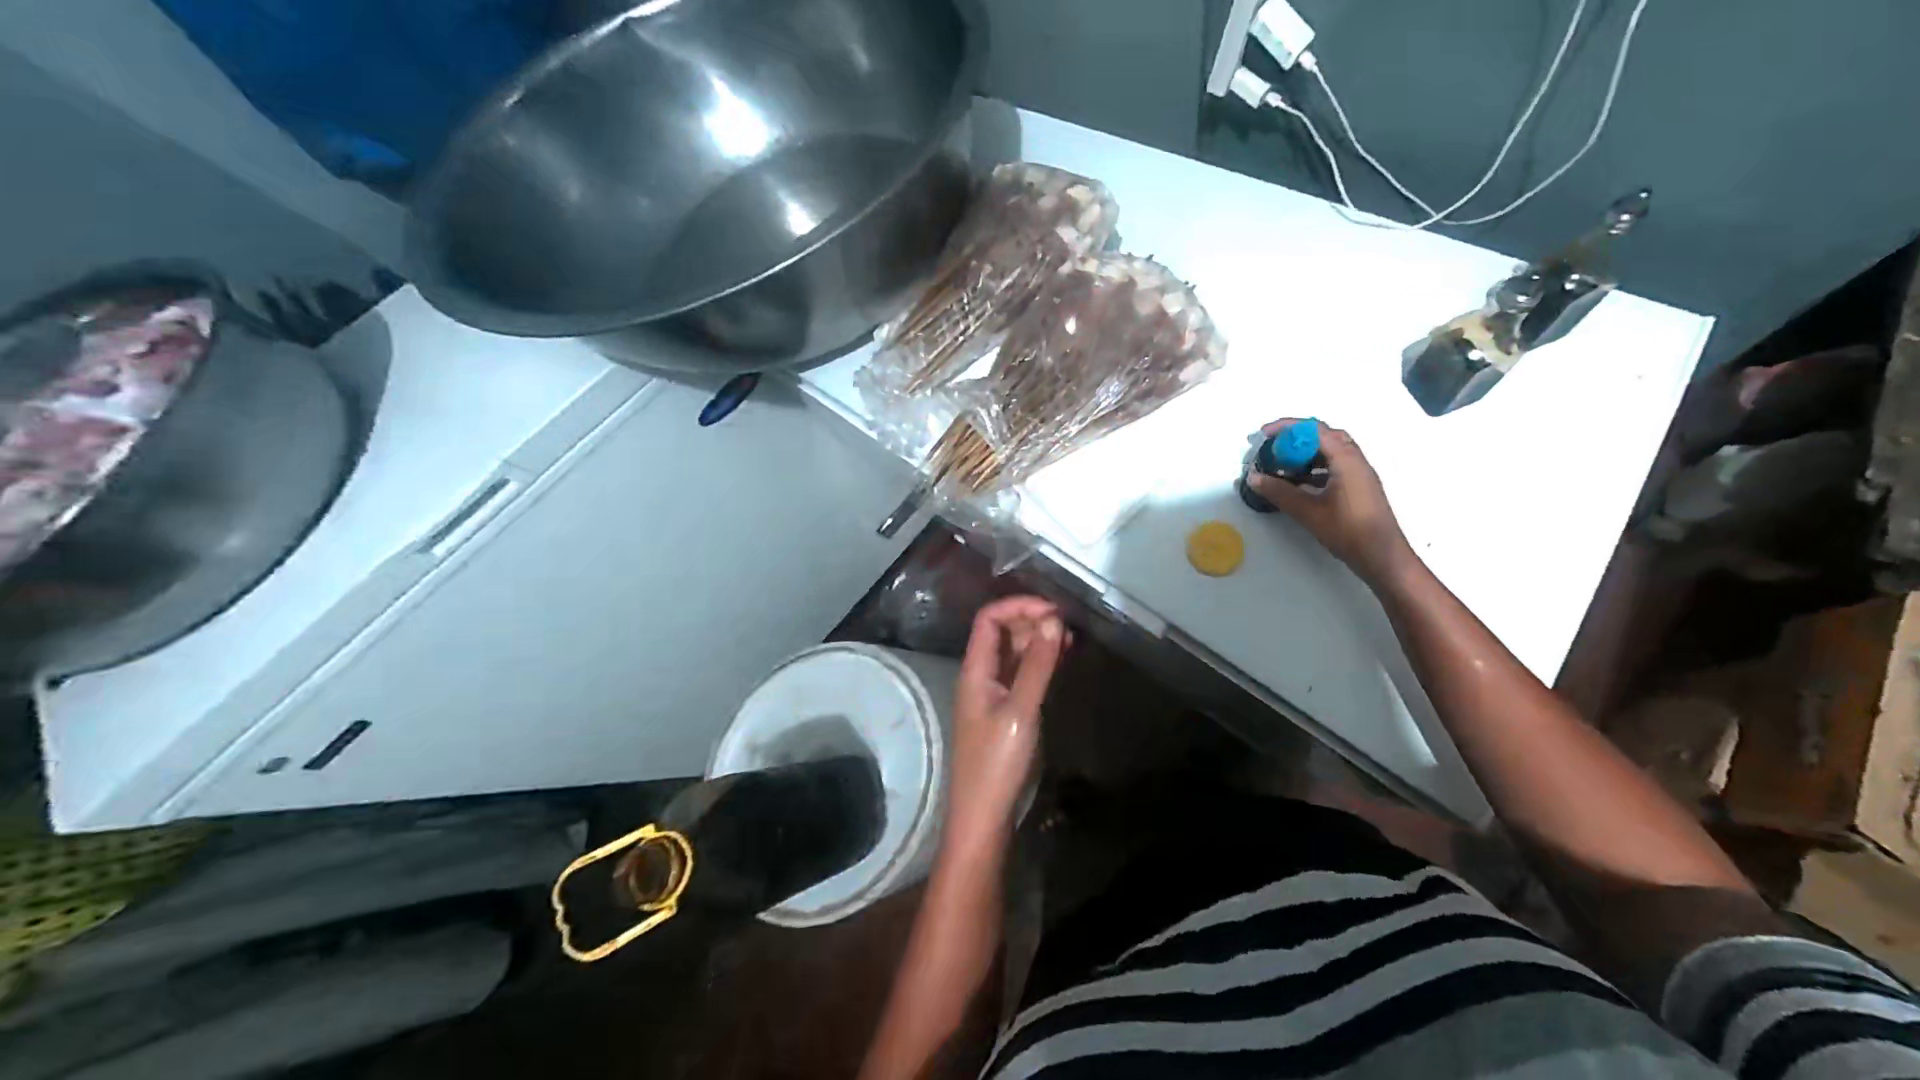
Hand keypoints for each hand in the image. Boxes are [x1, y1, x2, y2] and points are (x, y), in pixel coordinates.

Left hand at [945, 597, 1064, 853]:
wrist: (984, 817)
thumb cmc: (997, 763)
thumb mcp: (1020, 711)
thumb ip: (1037, 665)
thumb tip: (1053, 619)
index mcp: (975, 670)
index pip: (989, 619)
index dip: (1019, 607)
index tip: (1055, 611)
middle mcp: (981, 676)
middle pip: (1002, 633)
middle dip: (1031, 620)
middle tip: (1068, 625)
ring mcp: (993, 694)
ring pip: (1014, 654)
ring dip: (1038, 641)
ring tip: (1070, 638)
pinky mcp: (1007, 712)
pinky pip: (1022, 675)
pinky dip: (1040, 663)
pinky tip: (1061, 661)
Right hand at [1248, 419, 1411, 584]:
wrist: (1382, 556)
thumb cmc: (1347, 530)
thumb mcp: (1308, 511)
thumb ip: (1279, 492)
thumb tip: (1254, 477)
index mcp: (1345, 459)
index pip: (1314, 430)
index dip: (1287, 428)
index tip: (1264, 435)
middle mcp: (1355, 460)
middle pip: (1325, 436)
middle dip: (1297, 438)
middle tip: (1274, 448)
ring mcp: (1359, 474)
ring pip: (1330, 452)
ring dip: (1305, 454)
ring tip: (1282, 465)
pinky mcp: (1358, 487)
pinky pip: (1334, 466)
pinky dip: (1314, 468)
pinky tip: (1298, 482)